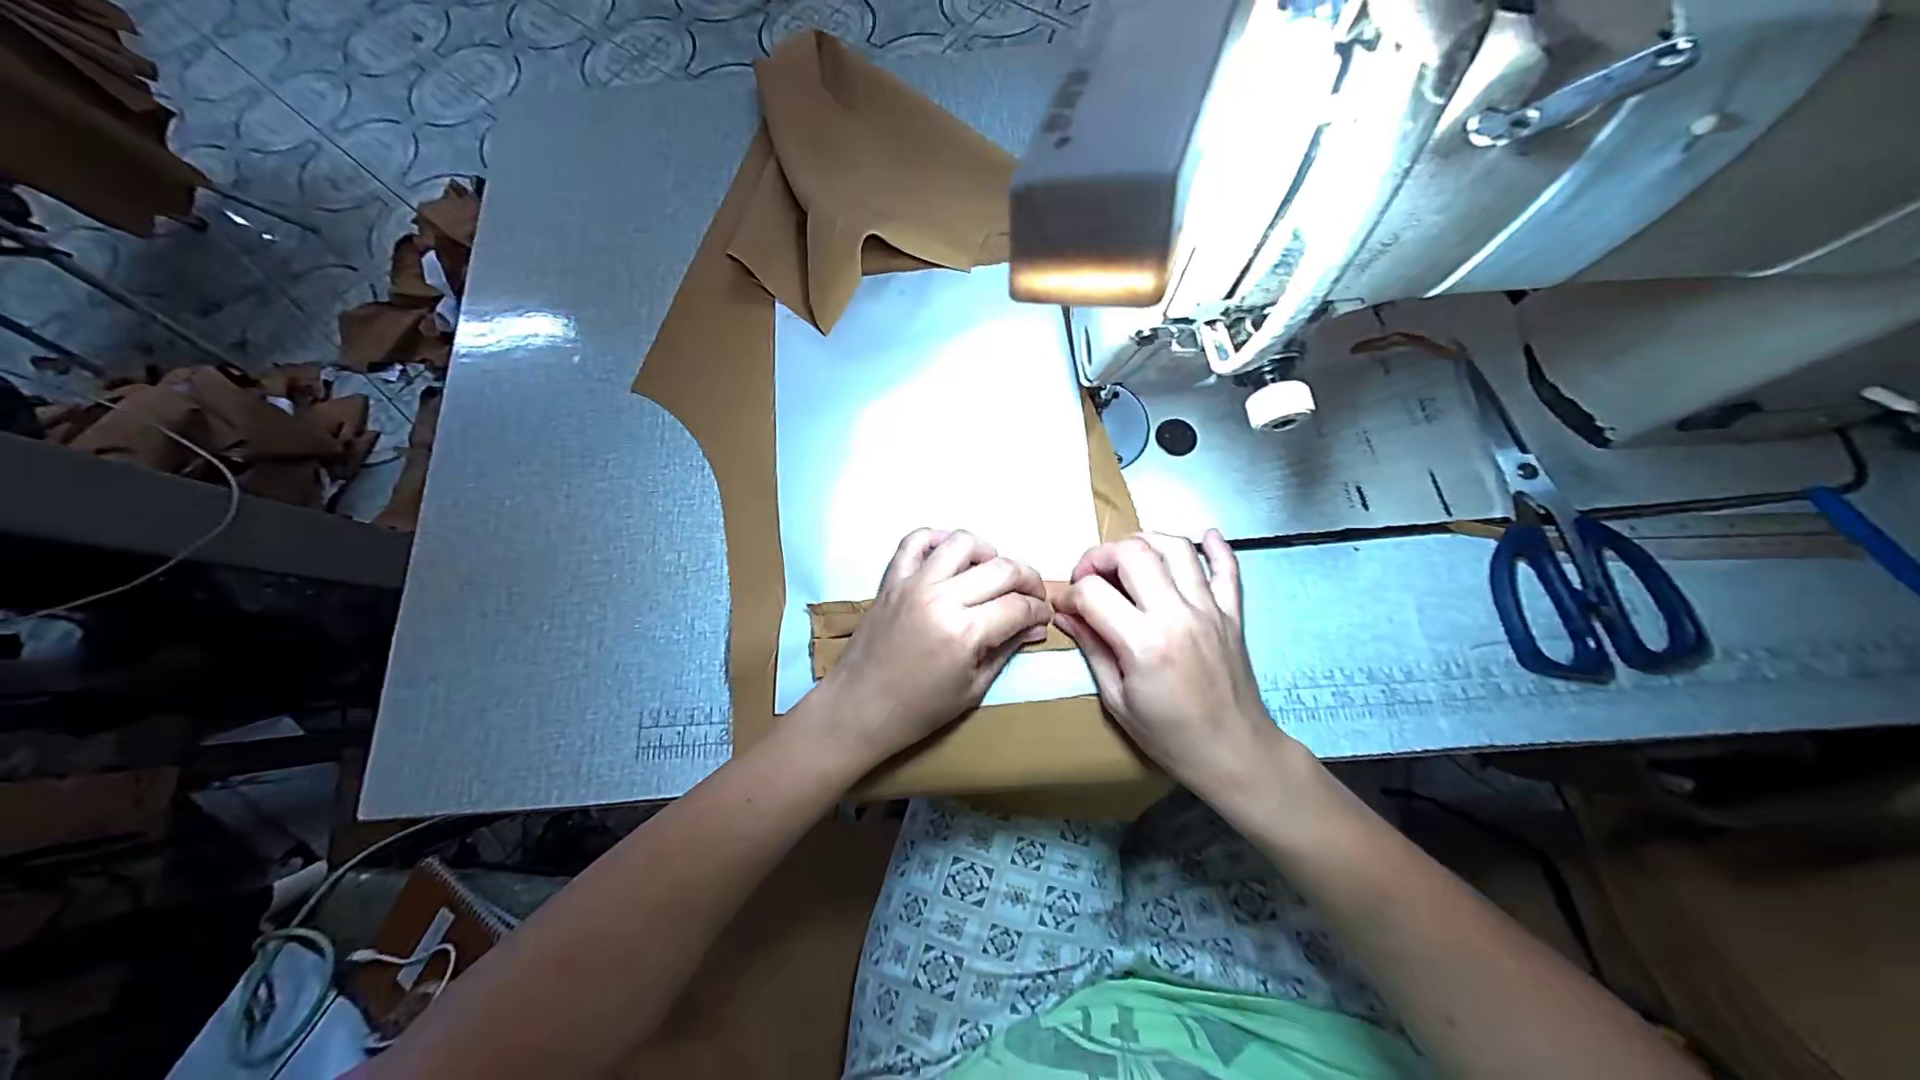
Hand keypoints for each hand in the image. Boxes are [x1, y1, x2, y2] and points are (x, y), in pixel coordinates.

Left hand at [813, 529, 1051, 764]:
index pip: (1018, 606)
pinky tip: (950, 557)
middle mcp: (941, 598)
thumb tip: (1036, 627)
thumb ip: (1006, 649)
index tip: (1042, 616)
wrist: (859, 708)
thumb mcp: (973, 688)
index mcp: (964, 632)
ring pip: (962, 542)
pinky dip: (936, 540)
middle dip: (1028, 578)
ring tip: (992, 573)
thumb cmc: (919, 709)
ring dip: (988, 553)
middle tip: (1031, 594)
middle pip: (1001, 568)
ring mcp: (913, 583)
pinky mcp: (891, 580)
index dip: (1039, 610)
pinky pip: (915, 541)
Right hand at [1053, 530, 1296, 799]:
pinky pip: (1228, 568)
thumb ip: (1092, 648)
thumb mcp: (1116, 700)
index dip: (1070, 594)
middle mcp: (1177, 615)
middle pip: (1133, 553)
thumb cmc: (1169, 736)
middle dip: (1100, 555)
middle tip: (1089, 575)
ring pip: (1176, 547)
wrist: (1233, 753)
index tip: (1066, 606)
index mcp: (1143, 643)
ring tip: (1127, 559)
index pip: (1093, 592)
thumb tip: (1065, 614)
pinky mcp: (1232, 613)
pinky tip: (1204, 536)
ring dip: (1144, 542)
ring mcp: (1209, 610)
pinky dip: (1216, 547)